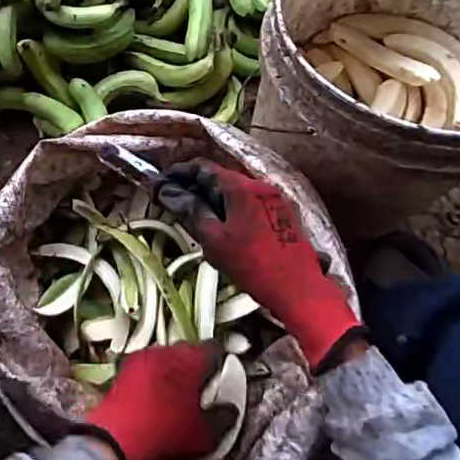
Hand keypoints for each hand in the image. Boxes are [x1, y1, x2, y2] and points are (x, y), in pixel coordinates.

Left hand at [84, 343, 223, 459]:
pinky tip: (156, 393)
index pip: (212, 349)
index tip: (223, 367)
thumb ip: (222, 416)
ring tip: (179, 389)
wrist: (118, 437)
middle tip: (203, 382)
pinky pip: (148, 363)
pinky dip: (155, 373)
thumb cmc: (165, 433)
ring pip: (166, 354)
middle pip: (187, 349)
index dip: (221, 358)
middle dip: (196, 363)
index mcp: (189, 361)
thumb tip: (228, 411)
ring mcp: (142, 356)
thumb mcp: (205, 433)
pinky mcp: (125, 367)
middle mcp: (165, 351)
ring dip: (174, 366)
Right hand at [157, 159, 361, 368]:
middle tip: (170, 201)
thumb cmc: (253, 264)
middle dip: (191, 186)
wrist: (299, 291)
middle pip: (217, 177)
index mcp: (241, 187)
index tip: (159, 183)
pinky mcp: (278, 214)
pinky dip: (226, 207)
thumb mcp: (213, 238)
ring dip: (209, 198)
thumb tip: (165, 191)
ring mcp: (271, 199)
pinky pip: (245, 202)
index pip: (202, 168)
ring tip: (190, 215)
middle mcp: (258, 186)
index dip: (177, 173)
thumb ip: (189, 209)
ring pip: (231, 191)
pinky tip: (216, 225)